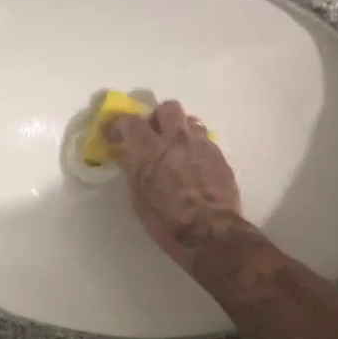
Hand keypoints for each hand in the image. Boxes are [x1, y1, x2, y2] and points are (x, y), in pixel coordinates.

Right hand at [107, 100, 242, 270]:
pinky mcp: (219, 155)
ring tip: (177, 149)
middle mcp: (175, 139)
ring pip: (190, 121)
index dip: (121, 125)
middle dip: (158, 118)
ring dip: (180, 131)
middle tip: (154, 135)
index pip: (130, 120)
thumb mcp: (138, 196)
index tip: (118, 136)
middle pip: (167, 108)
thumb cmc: (166, 220)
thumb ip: (135, 169)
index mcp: (148, 150)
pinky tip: (194, 166)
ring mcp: (200, 144)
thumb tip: (133, 158)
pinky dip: (195, 148)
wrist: (209, 231)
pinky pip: (204, 140)